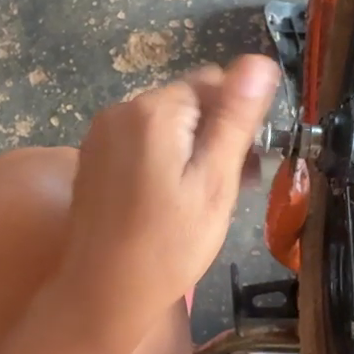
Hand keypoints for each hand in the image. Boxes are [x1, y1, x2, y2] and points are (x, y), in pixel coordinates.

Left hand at [56, 55, 280, 337]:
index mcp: (154, 110)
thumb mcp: (215, 182)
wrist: (103, 293)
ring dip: (188, 150)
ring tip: (197, 201)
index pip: (214, 84)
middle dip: (212, 136)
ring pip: (164, 125)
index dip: (236, 122)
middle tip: (225, 190)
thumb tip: (261, 61)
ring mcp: (100, 134)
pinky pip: (138, 144)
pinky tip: (166, 202)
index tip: (246, 167)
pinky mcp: (91, 158)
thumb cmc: (169, 244)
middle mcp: (120, 110)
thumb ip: (236, 119)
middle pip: (186, 103)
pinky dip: (159, 162)